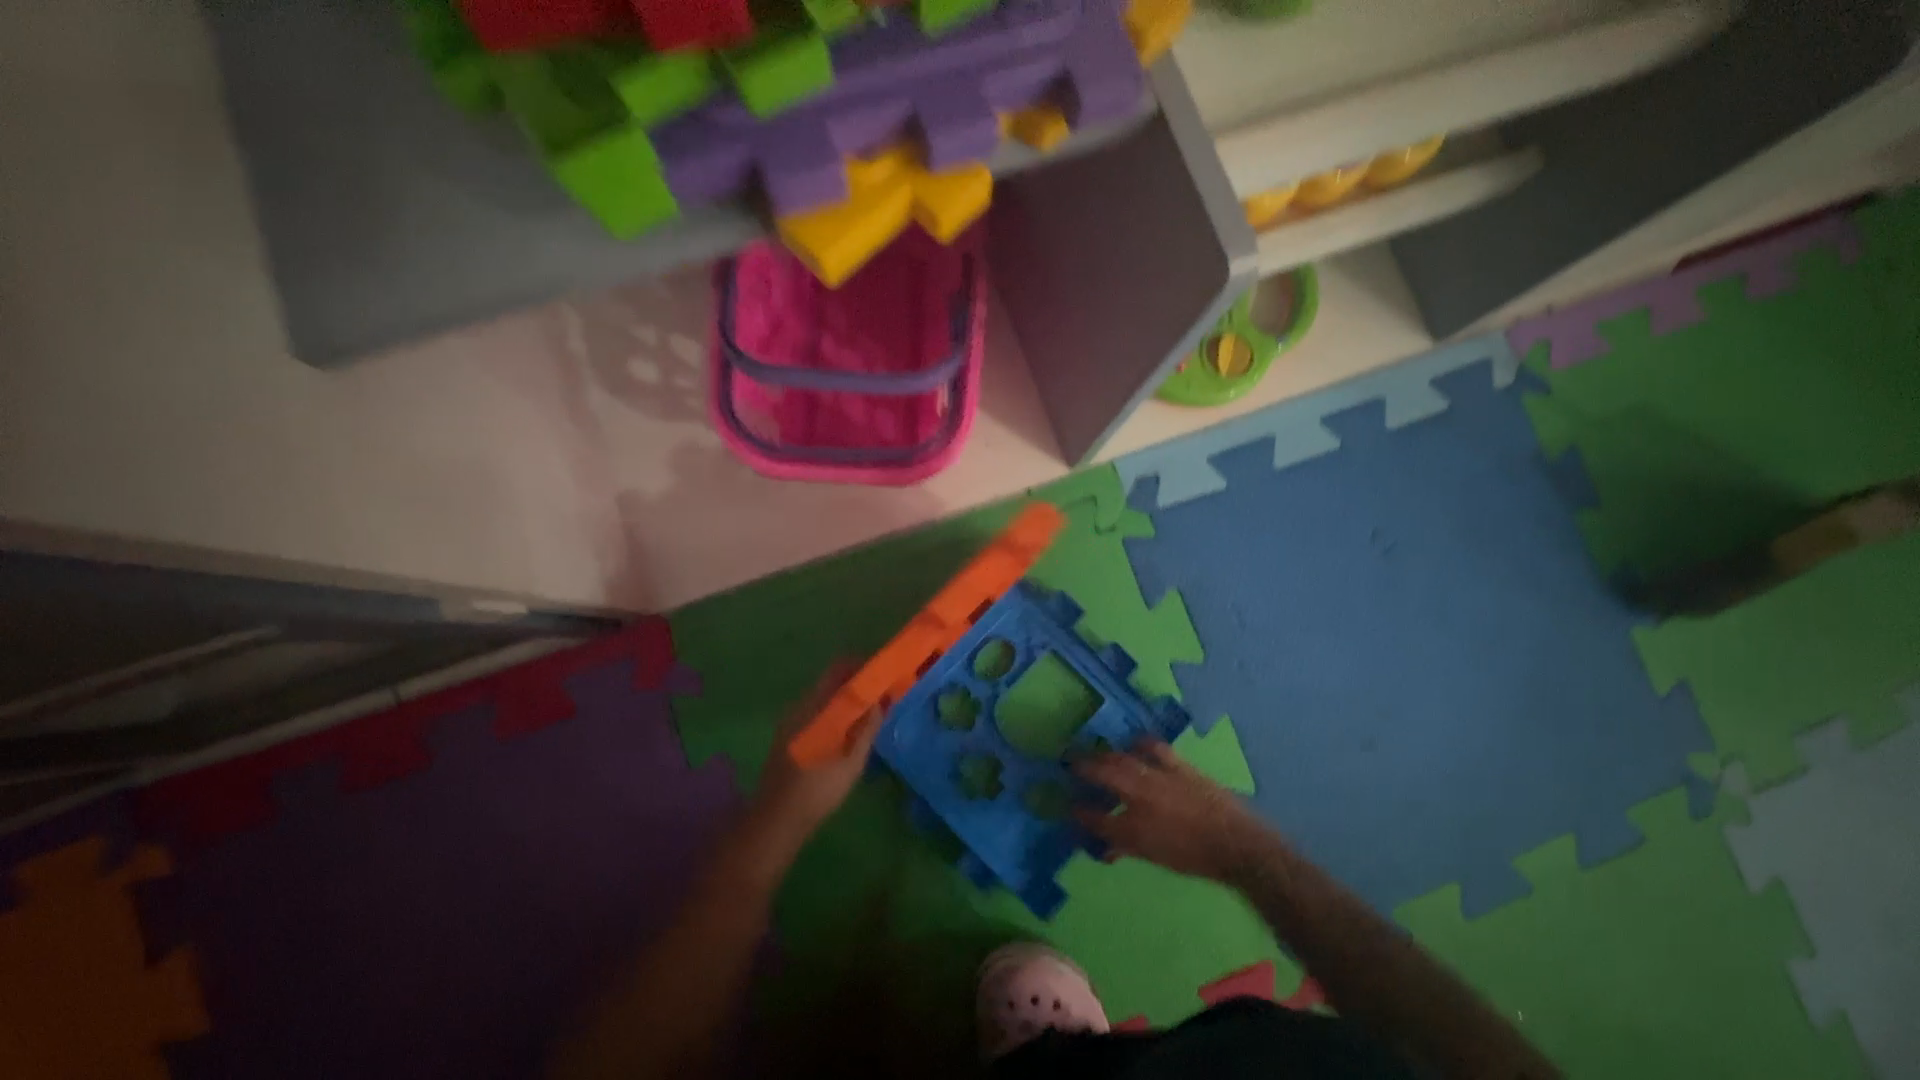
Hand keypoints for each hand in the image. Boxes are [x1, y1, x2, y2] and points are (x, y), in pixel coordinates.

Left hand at [747, 662, 879, 844]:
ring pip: (822, 699)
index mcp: (813, 709)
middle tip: (883, 690)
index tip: (883, 670)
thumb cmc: (816, 793)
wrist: (775, 821)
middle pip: (830, 683)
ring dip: (846, 698)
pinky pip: (816, 713)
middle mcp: (799, 708)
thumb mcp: (850, 763)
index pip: (837, 671)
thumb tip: (881, 702)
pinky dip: (835, 712)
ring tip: (872, 708)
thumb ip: (866, 730)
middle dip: (856, 682)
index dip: (861, 666)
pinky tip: (850, 728)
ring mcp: (790, 722)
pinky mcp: (789, 736)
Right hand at [1072, 739, 1279, 883]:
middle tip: (1071, 763)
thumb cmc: (1194, 858)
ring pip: (1123, 759)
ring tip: (1097, 754)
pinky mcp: (1179, 767)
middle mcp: (1140, 799)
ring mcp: (1160, 779)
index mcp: (1133, 829)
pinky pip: (1154, 748)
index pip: (1095, 817)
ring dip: (1105, 755)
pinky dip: (1141, 744)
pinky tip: (1135, 744)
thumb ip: (1125, 848)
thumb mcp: (1154, 857)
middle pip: (1103, 776)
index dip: (1078, 811)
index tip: (1070, 806)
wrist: (1236, 845)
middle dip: (1083, 768)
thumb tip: (1107, 848)